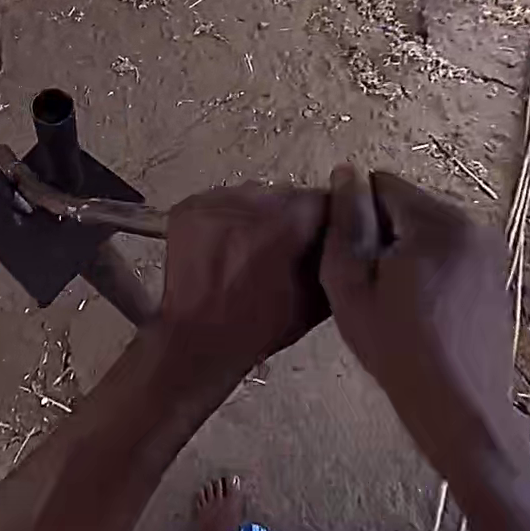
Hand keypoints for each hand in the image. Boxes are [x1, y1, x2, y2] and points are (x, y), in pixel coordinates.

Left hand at [160, 186, 328, 374]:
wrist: (197, 336)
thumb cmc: (260, 326)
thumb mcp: (314, 298)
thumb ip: (331, 257)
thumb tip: (342, 232)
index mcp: (284, 227)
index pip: (318, 200)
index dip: (323, 216)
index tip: (321, 229)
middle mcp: (247, 206)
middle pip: (282, 194)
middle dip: (289, 214)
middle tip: (284, 240)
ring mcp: (213, 204)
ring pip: (249, 194)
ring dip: (257, 212)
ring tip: (252, 242)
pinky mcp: (187, 207)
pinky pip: (219, 201)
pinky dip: (227, 216)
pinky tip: (226, 241)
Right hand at [318, 166, 513, 463]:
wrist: (457, 407)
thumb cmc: (394, 343)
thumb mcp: (349, 279)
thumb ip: (347, 220)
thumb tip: (345, 171)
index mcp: (439, 222)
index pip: (379, 183)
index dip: (354, 214)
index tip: (349, 254)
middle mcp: (474, 226)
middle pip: (403, 203)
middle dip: (378, 229)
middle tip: (366, 279)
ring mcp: (490, 251)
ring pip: (421, 226)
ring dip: (398, 247)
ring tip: (388, 294)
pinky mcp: (495, 274)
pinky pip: (443, 248)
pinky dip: (422, 263)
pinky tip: (414, 303)